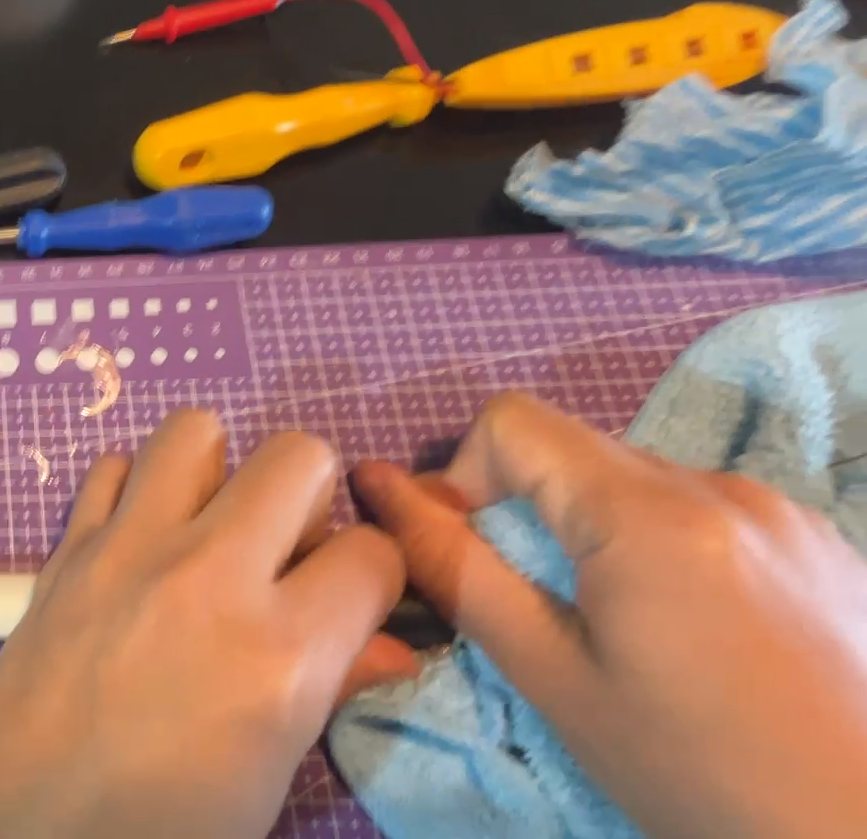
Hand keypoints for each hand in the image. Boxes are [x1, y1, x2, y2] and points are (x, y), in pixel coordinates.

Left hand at [0, 410, 418, 838]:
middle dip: (308, 491)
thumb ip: (330, 687)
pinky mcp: (69, 540)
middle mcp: (210, 574)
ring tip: (206, 519)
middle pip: (294, 455)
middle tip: (281, 540)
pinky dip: (132, 489)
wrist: (28, 813)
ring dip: (215, 467)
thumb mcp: (270, 772)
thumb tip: (382, 642)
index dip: (373, 572)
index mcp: (281, 653)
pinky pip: (110, 467)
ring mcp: (130, 545)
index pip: (371, 554)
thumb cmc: (161, 817)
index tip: (349, 591)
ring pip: (193, 431)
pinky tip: (134, 533)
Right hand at [354, 392, 866, 838]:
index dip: (464, 473)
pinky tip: (684, 624)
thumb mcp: (547, 672)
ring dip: (582, 525)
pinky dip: (648, 541)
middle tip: (527, 598)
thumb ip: (451, 564)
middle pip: (568, 448)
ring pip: (627, 477)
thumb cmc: (700, 774)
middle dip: (517, 504)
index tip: (473, 553)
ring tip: (609, 619)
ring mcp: (784, 514)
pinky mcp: (825, 547)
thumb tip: (374, 482)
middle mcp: (723, 488)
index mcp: (652, 514)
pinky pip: (692, 507)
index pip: (511, 422)